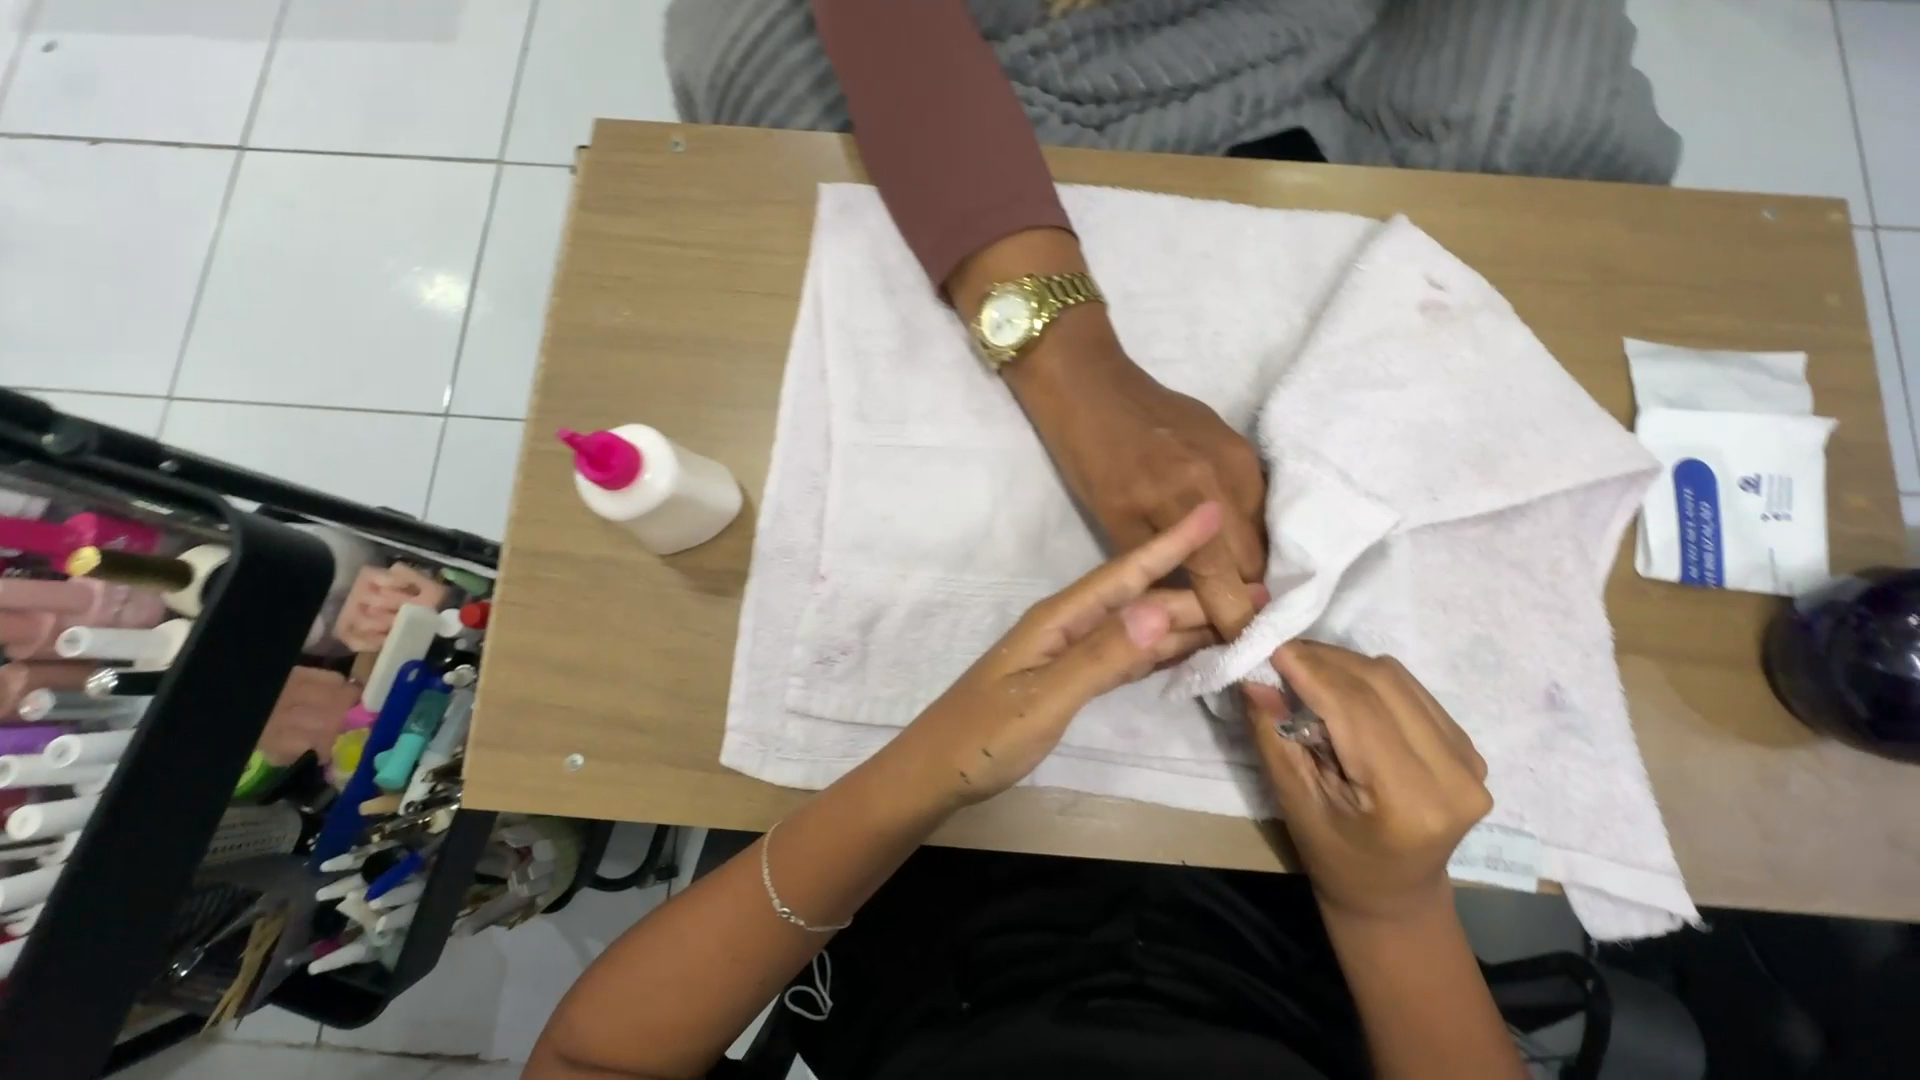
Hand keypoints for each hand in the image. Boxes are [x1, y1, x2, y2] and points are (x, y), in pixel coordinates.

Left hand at [891, 503, 1266, 806]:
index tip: (1213, 512)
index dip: (1170, 544)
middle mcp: (1069, 626)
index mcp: (1060, 619)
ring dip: (1186, 620)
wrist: (938, 771)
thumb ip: (1101, 657)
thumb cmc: (983, 736)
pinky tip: (1188, 649)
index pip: (1126, 574)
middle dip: (1195, 590)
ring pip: (1140, 627)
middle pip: (1142, 601)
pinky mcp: (1073, 680)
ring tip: (1239, 616)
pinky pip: (1128, 655)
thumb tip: (1161, 609)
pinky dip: (1162, 651)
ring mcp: (1071, 653)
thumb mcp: (1044, 698)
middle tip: (1259, 590)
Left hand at [1012, 337, 1266, 638]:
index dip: (1235, 623)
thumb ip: (1159, 567)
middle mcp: (1229, 480)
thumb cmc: (1089, 458)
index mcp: (1187, 503)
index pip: (1229, 583)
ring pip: (1263, 534)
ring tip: (1225, 585)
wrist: (1093, 385)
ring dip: (1247, 564)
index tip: (1239, 652)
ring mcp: (1243, 458)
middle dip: (1245, 597)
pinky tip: (1223, 541)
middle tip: (1226, 620)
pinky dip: (1244, 530)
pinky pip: (1258, 504)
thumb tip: (1191, 612)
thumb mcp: (1113, 522)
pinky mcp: (1245, 445)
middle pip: (1257, 562)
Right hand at [1242, 642, 1492, 920]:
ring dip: (1345, 664)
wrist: (1393, 893)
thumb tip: (1254, 678)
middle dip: (1325, 660)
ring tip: (1305, 671)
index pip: (1357, 709)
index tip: (1270, 647)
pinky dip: (1369, 679)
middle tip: (1280, 655)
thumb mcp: (1294, 800)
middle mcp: (1454, 775)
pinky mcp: (1469, 747)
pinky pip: (1411, 690)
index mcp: (1410, 800)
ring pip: (1397, 678)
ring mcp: (1470, 760)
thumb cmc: (1334, 856)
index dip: (1312, 671)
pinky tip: (1341, 691)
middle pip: (1382, 684)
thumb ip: (1275, 736)